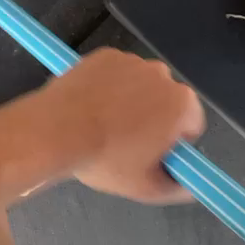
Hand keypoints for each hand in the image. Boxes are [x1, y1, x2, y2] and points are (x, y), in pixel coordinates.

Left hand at [33, 49, 205, 203]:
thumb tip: (188, 185)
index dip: (172, 143)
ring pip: (138, 84)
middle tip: (125, 141)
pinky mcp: (102, 55)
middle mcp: (161, 74)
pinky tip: (90, 105)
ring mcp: (129, 60)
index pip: (190, 125)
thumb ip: (177, 188)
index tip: (150, 154)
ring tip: (102, 123)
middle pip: (165, 101)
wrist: (55, 130)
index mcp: (181, 104)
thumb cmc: (105, 159)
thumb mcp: (146, 188)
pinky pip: (113, 73)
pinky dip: (106, 85)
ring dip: (128, 99)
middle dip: (152, 118)